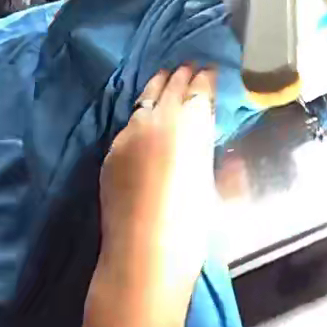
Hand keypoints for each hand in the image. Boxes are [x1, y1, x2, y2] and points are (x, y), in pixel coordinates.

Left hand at [96, 63, 219, 323]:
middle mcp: (159, 118)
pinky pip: (130, 123)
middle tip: (193, 69)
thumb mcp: (216, 181)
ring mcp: (129, 134)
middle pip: (173, 84)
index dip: (208, 77)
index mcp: (191, 122)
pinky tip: (147, 123)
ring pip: (146, 97)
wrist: (143, 257)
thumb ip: (212, 149)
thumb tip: (211, 134)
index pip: (201, 86)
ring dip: (161, 88)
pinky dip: (142, 116)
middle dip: (185, 75)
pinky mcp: (111, 152)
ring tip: (168, 83)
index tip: (212, 72)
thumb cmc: (193, 225)